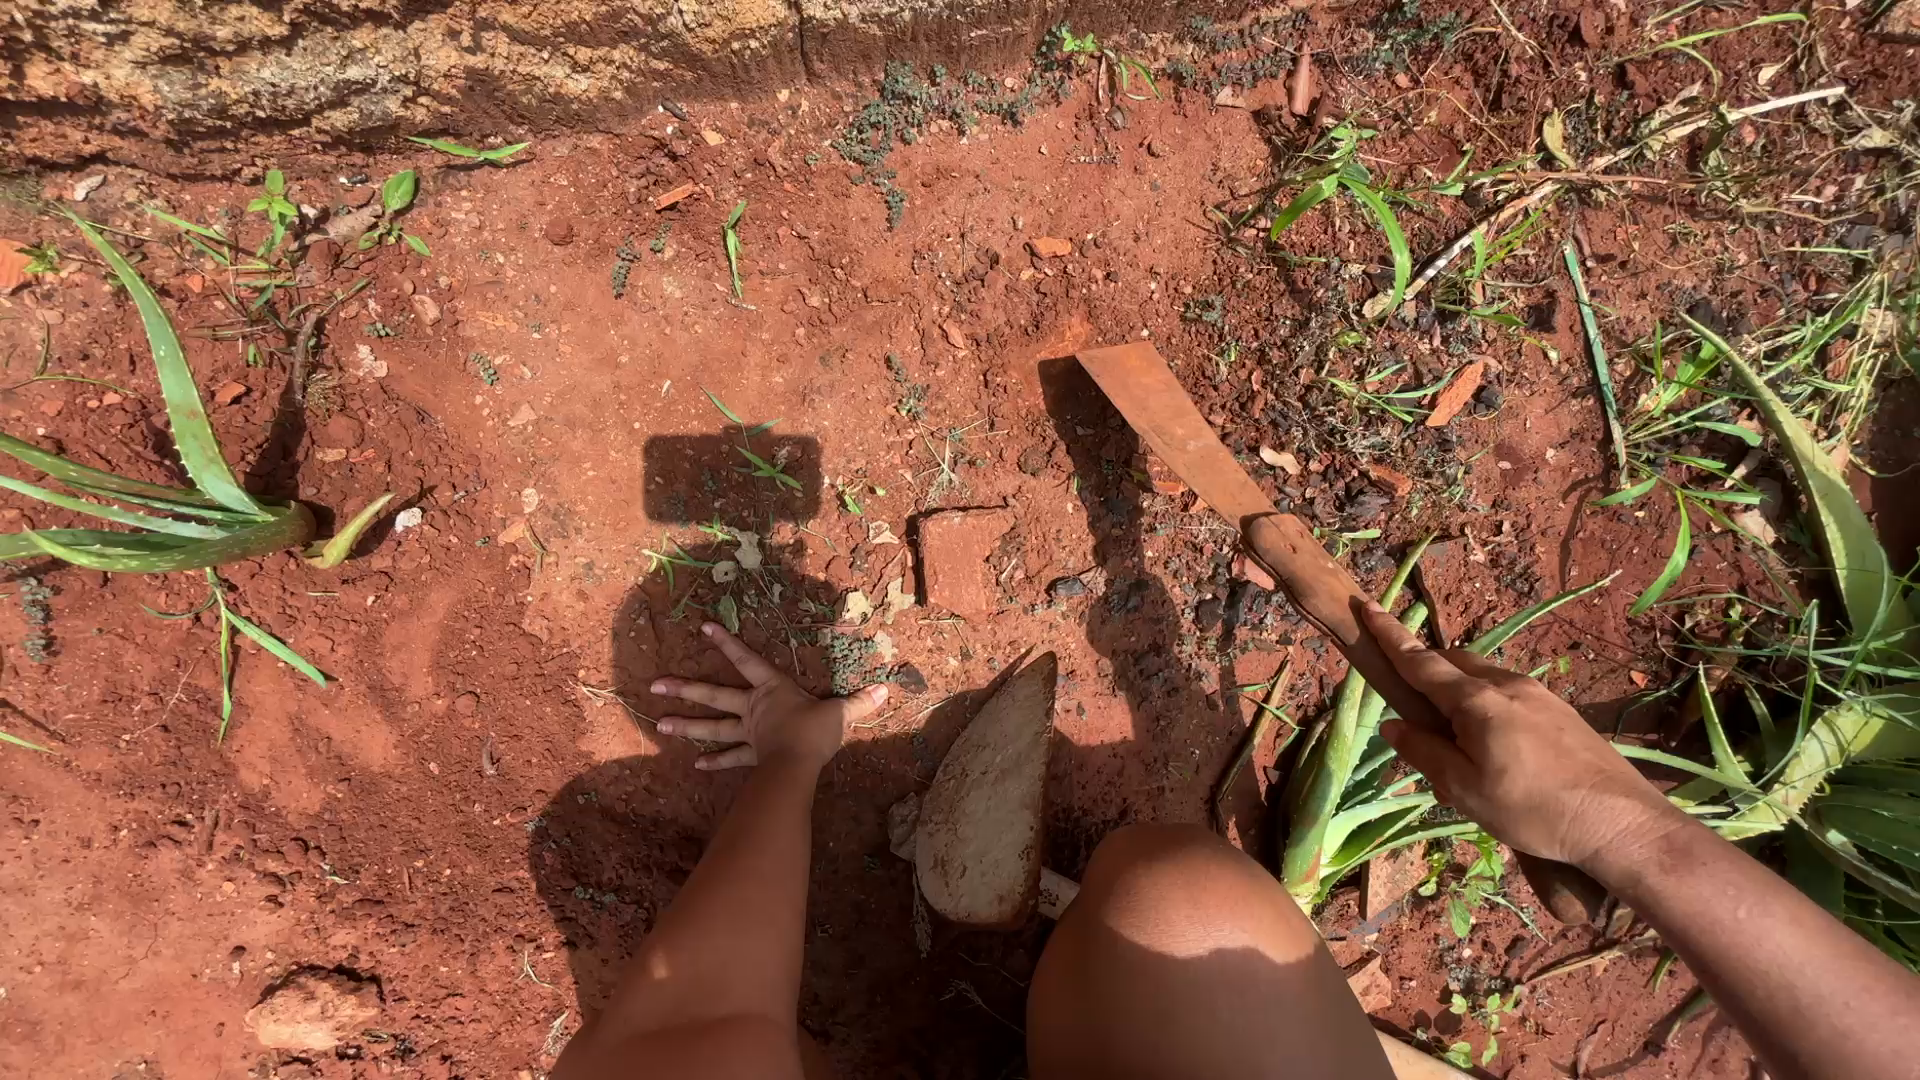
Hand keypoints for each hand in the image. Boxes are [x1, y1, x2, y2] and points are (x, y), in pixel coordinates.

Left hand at [651, 622, 887, 770]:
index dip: (726, 643)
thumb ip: (860, 702)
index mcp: (772, 689)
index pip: (747, 660)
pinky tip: (696, 765)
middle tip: (655, 684)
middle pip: (715, 695)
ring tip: (659, 723)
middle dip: (686, 688)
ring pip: (712, 726)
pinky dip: (714, 761)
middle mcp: (754, 708)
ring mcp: (748, 733)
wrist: (799, 765)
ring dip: (687, 725)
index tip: (703, 628)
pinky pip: (730, 758)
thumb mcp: (840, 713)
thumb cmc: (815, 732)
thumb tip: (887, 690)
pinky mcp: (750, 756)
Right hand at [1361, 602, 1691, 869]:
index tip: (1368, 606)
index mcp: (1476, 701)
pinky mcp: (1562, 712)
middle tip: (1416, 708)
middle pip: (1453, 661)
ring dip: (1458, 691)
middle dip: (1426, 668)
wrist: (1627, 828)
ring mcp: (1540, 696)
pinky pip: (1508, 694)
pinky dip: (1486, 705)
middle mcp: (1507, 686)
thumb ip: (1422, 751)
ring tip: (1460, 740)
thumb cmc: (1534, 809)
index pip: (1419, 661)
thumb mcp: (1462, 789)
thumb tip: (1393, 726)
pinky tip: (1498, 748)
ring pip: (1482, 676)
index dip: (1389, 635)